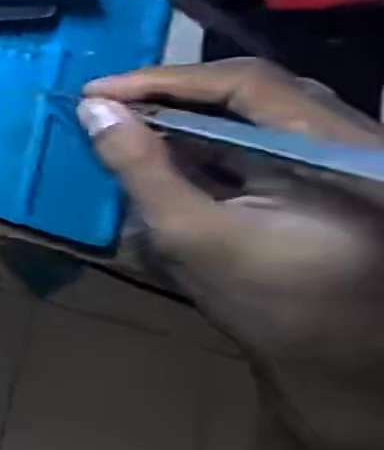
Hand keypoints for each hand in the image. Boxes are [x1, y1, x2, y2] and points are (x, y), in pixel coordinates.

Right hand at [78, 59, 383, 449]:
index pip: (248, 85)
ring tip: (125, 119)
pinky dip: (205, 133)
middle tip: (105, 101)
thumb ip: (138, 165)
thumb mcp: (187, 233)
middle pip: (256, 88)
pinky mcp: (332, 177)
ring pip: (259, 108)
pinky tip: (162, 145)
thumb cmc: (268, 304)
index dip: (164, 80)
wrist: (341, 369)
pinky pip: (263, 134)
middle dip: (171, 90)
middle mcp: (357, 147)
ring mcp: (349, 162)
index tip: (97, 92)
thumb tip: (93, 107)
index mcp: (343, 158)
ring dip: (185, 109)